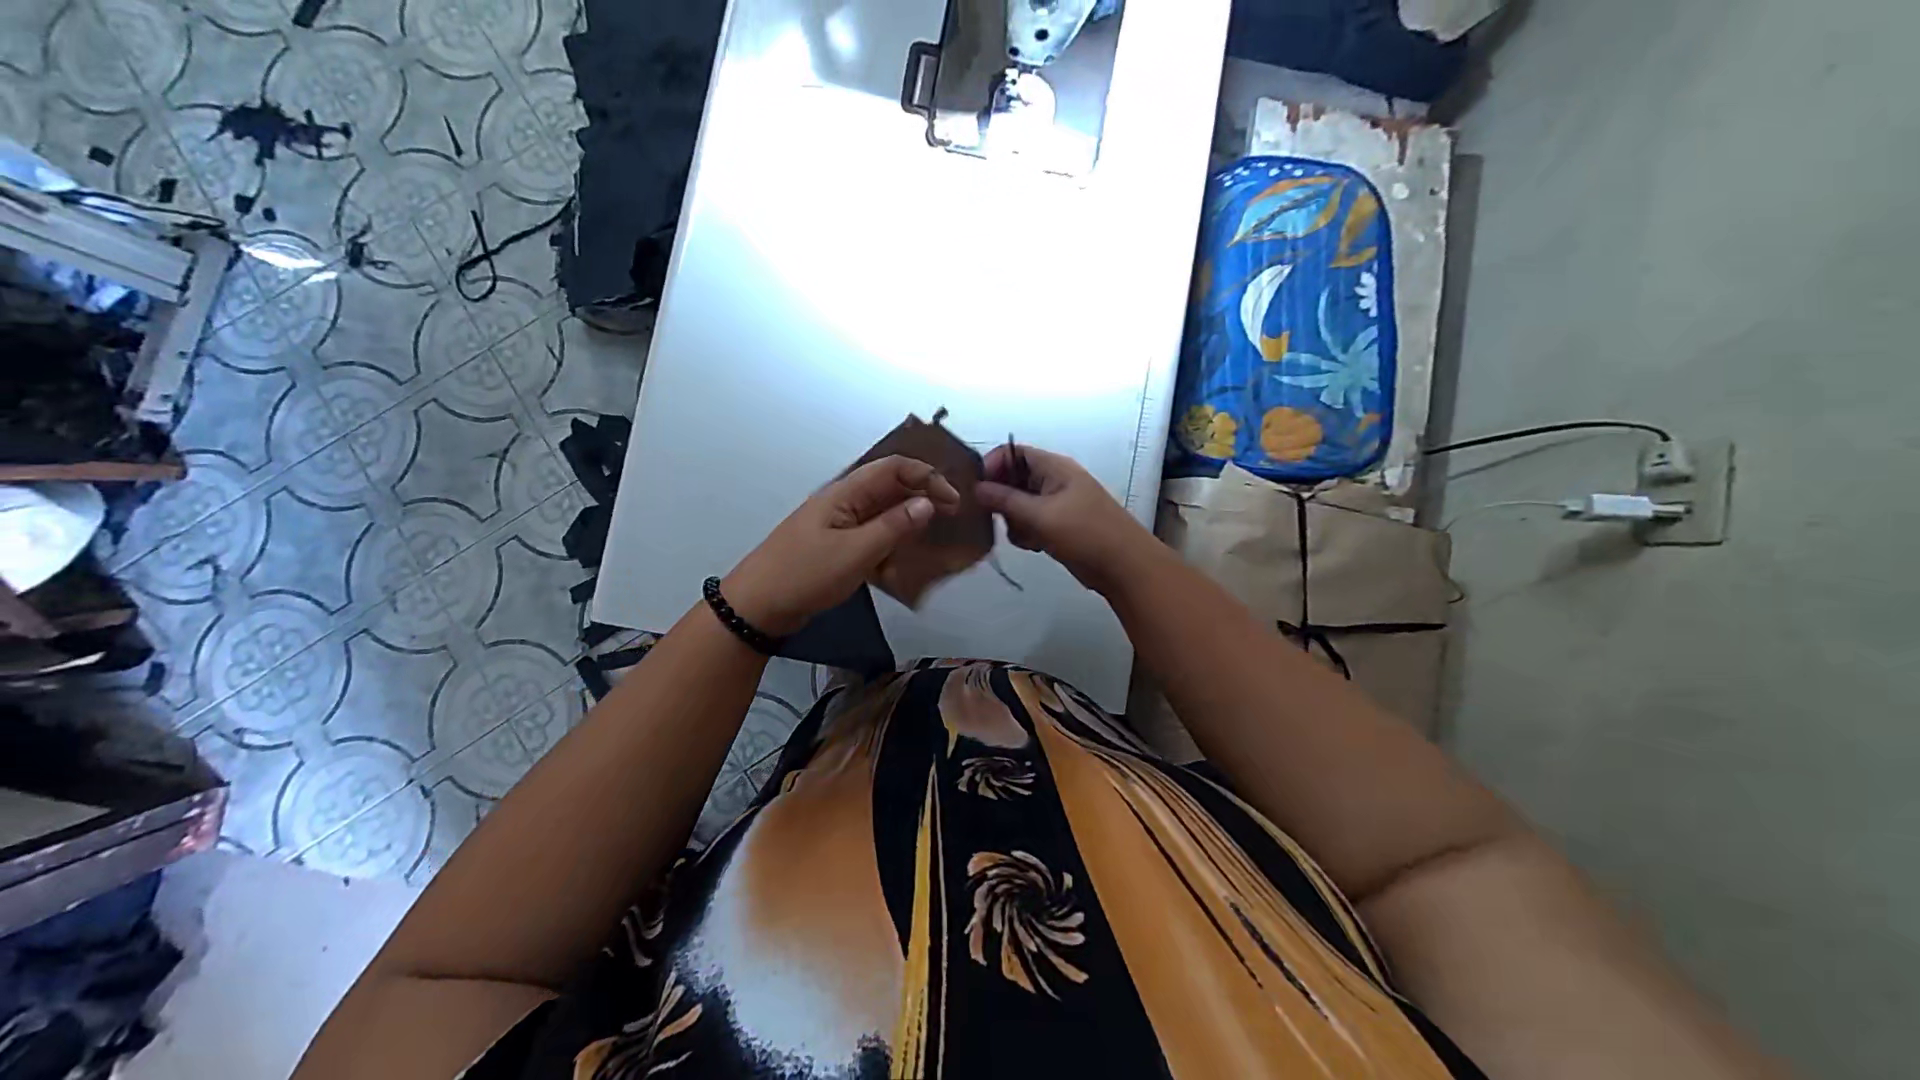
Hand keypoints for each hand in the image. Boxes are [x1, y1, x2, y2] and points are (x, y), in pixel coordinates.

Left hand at [722, 456, 960, 635]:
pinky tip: (906, 562)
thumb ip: (894, 526)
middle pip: (890, 488)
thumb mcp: (855, 552)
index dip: (926, 477)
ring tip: (935, 540)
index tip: (952, 500)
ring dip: (909, 522)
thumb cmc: (804, 575)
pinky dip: (892, 545)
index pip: (893, 468)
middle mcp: (844, 503)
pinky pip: (872, 537)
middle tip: (951, 518)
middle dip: (922, 497)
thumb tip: (928, 503)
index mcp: (845, 493)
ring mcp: (839, 526)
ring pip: (883, 514)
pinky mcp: (837, 548)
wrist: (757, 607)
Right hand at [976, 443, 1158, 592]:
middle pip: (1013, 478)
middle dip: (1001, 498)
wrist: (1124, 566)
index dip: (991, 467)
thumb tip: (976, 488)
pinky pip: (1031, 521)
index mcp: (1053, 466)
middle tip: (997, 519)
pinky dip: (1027, 532)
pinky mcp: (1059, 525)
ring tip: (1024, 536)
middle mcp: (1054, 479)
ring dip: (1014, 520)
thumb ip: (1005, 500)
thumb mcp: (1040, 515)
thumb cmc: (1085, 534)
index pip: (1011, 452)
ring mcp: (1057, 503)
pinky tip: (1034, 546)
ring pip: (1019, 503)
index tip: (976, 491)